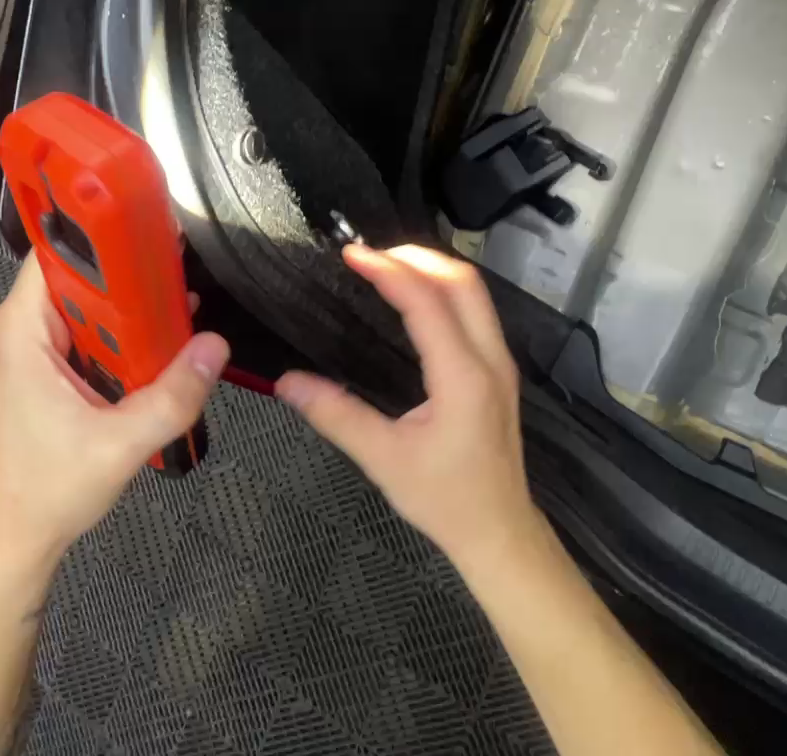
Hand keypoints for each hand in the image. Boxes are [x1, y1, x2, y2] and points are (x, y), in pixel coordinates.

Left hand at [0, 254, 229, 569]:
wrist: (8, 545)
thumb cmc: (47, 492)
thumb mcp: (120, 444)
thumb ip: (174, 394)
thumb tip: (218, 344)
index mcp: (20, 330)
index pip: (58, 253)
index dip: (106, 235)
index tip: (156, 230)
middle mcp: (15, 329)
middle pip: (77, 277)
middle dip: (130, 274)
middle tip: (182, 268)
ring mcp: (25, 350)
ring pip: (84, 307)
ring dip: (129, 309)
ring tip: (181, 301)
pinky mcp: (38, 372)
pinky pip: (83, 334)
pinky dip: (118, 335)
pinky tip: (159, 342)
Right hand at [276, 244, 540, 566]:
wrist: (500, 532)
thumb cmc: (445, 499)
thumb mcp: (383, 460)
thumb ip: (336, 415)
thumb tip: (287, 382)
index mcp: (462, 376)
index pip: (427, 302)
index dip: (387, 271)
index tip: (351, 254)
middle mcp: (489, 359)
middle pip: (463, 282)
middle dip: (416, 256)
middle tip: (370, 254)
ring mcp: (499, 363)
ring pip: (474, 293)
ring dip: (433, 270)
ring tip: (386, 267)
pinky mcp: (498, 372)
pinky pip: (475, 311)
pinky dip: (443, 290)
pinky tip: (414, 299)